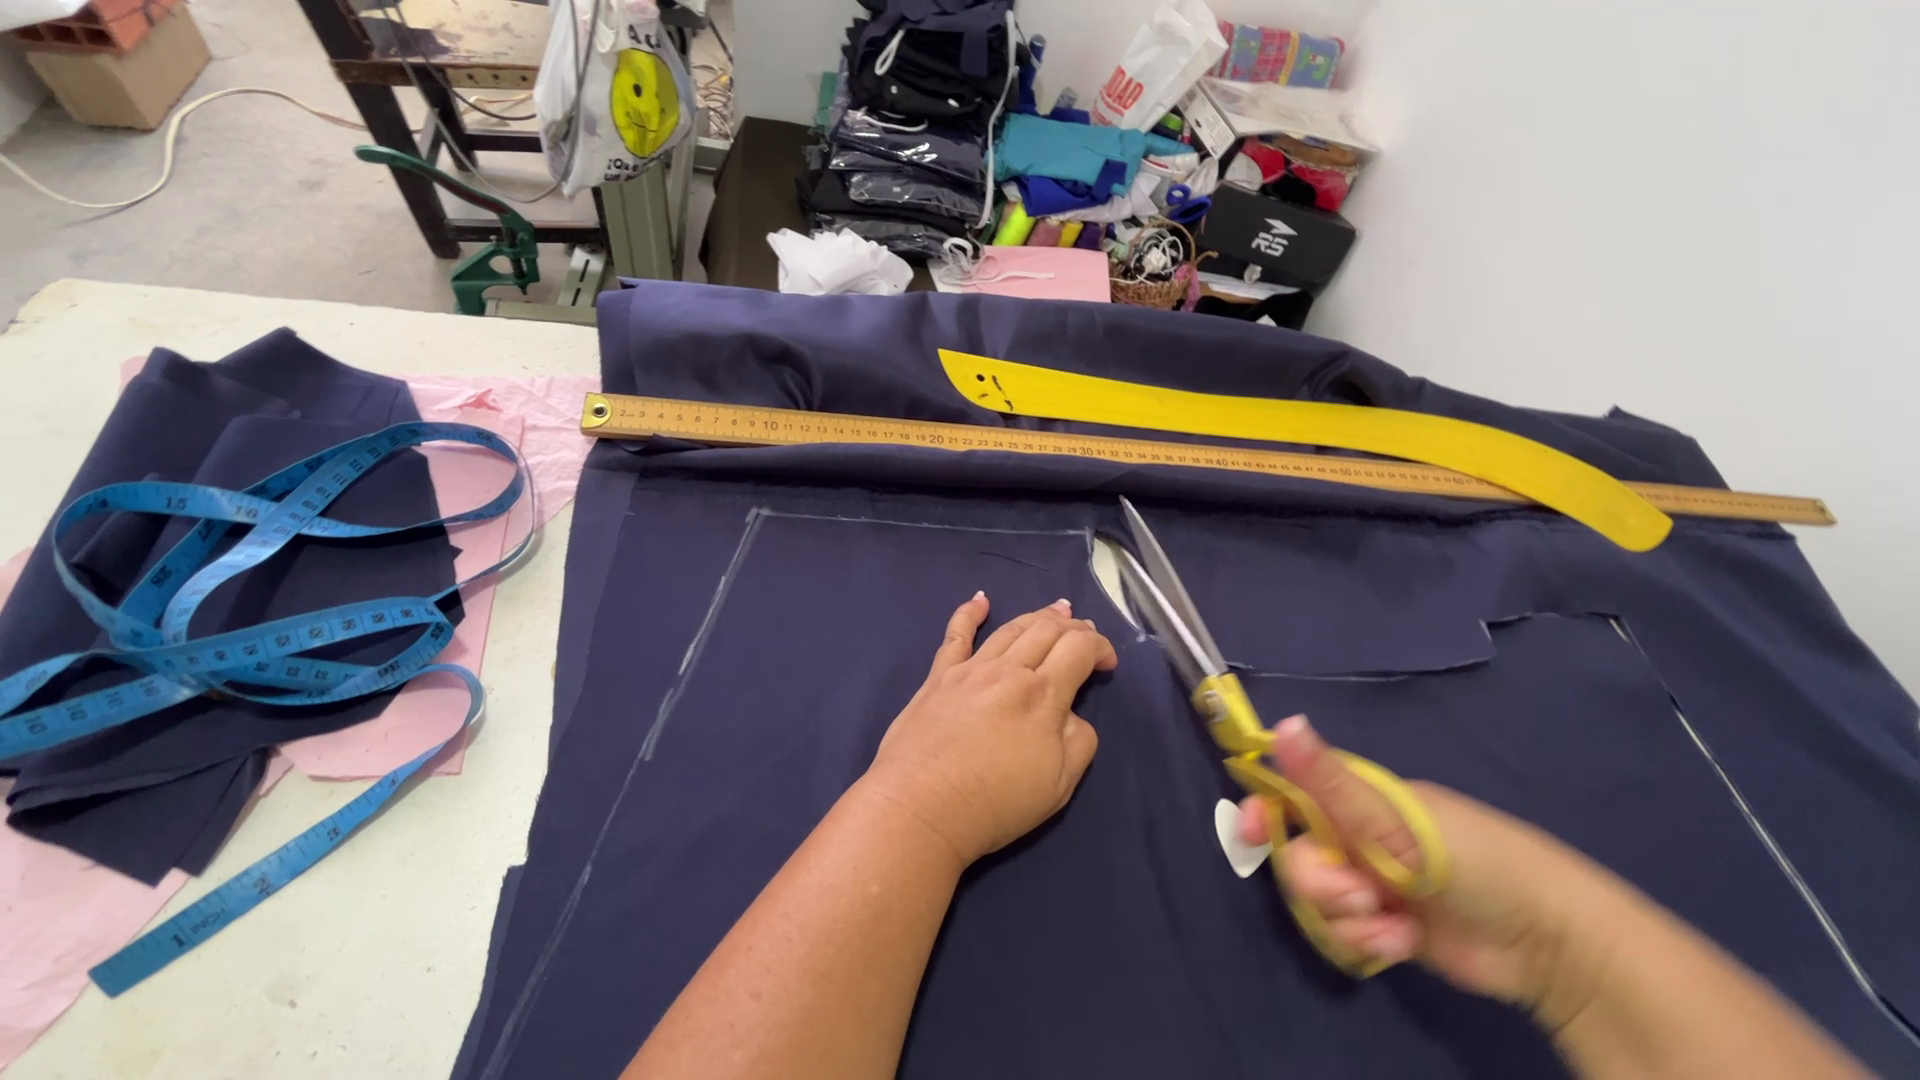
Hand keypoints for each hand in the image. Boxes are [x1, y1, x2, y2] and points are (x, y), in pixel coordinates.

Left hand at [860, 594, 1117, 867]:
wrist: (921, 807)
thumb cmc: (995, 804)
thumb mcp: (1059, 785)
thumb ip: (1079, 742)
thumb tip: (1071, 716)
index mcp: (1043, 694)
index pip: (1079, 649)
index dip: (1101, 648)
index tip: (1108, 664)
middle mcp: (1008, 670)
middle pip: (1047, 630)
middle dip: (1074, 627)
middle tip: (1086, 633)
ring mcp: (970, 669)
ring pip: (1010, 629)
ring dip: (1037, 615)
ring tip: (1057, 609)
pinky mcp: (938, 677)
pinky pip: (956, 636)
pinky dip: (970, 613)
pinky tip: (980, 600)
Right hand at [1240, 715, 1624, 1027]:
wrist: (1543, 937)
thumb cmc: (1472, 857)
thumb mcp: (1396, 818)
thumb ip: (1330, 780)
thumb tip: (1282, 722)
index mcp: (1356, 800)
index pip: (1289, 795)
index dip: (1262, 813)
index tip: (1248, 833)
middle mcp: (1354, 838)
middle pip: (1295, 858)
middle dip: (1318, 883)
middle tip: (1359, 895)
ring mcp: (1367, 884)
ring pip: (1314, 902)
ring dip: (1346, 919)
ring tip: (1392, 926)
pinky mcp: (1380, 927)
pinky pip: (1340, 934)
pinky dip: (1366, 942)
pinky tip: (1401, 943)